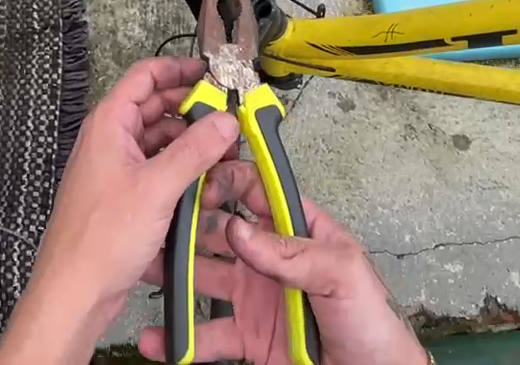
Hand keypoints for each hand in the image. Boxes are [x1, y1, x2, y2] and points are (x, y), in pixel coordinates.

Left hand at [0, 56, 239, 364]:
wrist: (74, 292)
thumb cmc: (101, 237)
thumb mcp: (157, 187)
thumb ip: (195, 150)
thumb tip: (225, 121)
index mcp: (110, 122)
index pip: (145, 76)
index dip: (178, 69)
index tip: (210, 73)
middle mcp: (111, 138)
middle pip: (155, 107)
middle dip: (191, 109)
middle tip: (226, 117)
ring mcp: (116, 167)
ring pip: (159, 139)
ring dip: (189, 141)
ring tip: (222, 151)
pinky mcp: (124, 194)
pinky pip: (156, 167)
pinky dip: (180, 168)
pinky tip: (203, 181)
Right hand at [137, 160, 428, 364]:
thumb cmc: (375, 326)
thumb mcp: (343, 274)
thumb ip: (291, 251)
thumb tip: (238, 228)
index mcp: (296, 228)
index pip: (253, 189)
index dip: (224, 180)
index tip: (195, 183)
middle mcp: (270, 257)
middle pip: (219, 229)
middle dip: (185, 222)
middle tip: (154, 222)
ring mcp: (255, 296)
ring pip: (204, 276)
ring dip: (173, 273)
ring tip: (144, 268)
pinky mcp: (248, 338)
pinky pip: (207, 334)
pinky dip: (180, 336)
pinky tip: (159, 338)